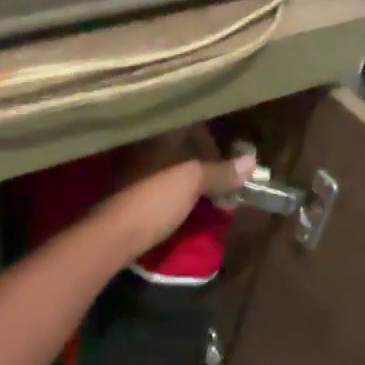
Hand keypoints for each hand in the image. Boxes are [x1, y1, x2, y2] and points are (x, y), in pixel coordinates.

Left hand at [107, 125, 257, 252]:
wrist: (113, 238)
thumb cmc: (153, 202)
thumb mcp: (191, 182)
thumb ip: (219, 172)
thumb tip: (251, 161)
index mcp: (156, 138)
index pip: (191, 127)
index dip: (214, 140)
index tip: (235, 155)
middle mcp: (144, 151)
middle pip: (182, 150)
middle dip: (206, 162)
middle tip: (230, 179)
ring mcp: (136, 176)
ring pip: (172, 172)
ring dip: (194, 183)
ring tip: (217, 195)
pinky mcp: (133, 201)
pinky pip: (164, 192)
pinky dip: (181, 197)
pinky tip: (193, 207)